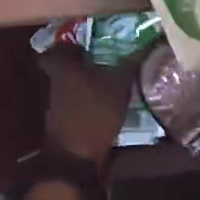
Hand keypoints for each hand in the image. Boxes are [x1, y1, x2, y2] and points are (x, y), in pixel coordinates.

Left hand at [39, 52, 131, 168]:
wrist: (76, 155)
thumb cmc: (95, 111)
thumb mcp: (119, 85)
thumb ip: (130, 64)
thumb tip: (146, 44)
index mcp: (64, 69)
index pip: (54, 51)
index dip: (67, 46)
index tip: (85, 44)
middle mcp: (56, 83)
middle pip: (63, 67)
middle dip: (81, 62)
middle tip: (104, 58)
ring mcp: (57, 102)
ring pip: (69, 83)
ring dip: (85, 81)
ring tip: (111, 78)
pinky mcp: (63, 118)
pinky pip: (74, 100)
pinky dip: (87, 98)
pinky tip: (106, 100)